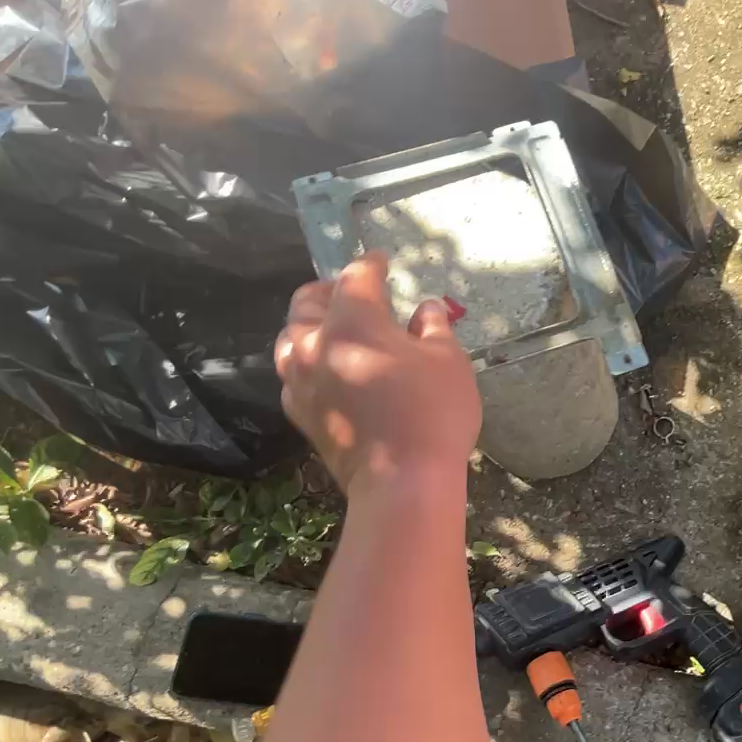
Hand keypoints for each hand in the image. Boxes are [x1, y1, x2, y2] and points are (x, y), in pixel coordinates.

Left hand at [275, 254, 481, 498]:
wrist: (403, 481)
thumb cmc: (433, 413)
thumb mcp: (449, 363)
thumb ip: (434, 328)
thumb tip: (425, 309)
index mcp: (353, 320)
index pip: (357, 278)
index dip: (370, 265)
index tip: (381, 259)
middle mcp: (315, 342)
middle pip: (308, 301)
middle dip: (328, 289)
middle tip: (351, 291)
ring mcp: (301, 380)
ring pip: (292, 338)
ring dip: (310, 325)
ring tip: (330, 329)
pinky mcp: (301, 413)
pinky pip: (295, 375)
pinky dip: (308, 363)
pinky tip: (325, 371)